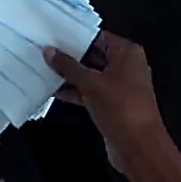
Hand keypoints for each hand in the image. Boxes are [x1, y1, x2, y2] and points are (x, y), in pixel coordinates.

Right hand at [45, 30, 167, 151]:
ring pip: (90, 74)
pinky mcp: (112, 104)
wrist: (138, 148)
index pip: (97, 36)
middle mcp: (125, 66)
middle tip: (43, 50)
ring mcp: (119, 86)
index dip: (75, 35)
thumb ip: (68, 66)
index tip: (52, 33)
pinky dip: (74, 91)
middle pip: (93, 55)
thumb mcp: (90, 83)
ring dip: (69, 75)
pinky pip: (90, 91)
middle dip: (69, 56)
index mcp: (127, 53)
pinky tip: (52, 90)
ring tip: (42, 68)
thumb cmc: (120, 107)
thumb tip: (48, 51)